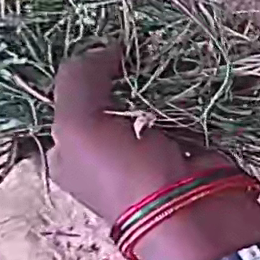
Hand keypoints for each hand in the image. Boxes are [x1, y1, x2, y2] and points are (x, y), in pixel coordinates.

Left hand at [47, 45, 193, 221]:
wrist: (191, 211)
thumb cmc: (124, 175)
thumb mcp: (77, 126)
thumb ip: (78, 79)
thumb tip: (106, 48)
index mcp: (69, 154)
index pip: (68, 101)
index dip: (82, 72)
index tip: (102, 48)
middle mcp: (105, 152)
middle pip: (109, 96)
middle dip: (122, 72)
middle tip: (135, 51)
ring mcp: (148, 149)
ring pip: (147, 99)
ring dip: (156, 80)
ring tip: (162, 58)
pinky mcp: (185, 144)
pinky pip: (181, 108)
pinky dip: (185, 93)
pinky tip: (186, 77)